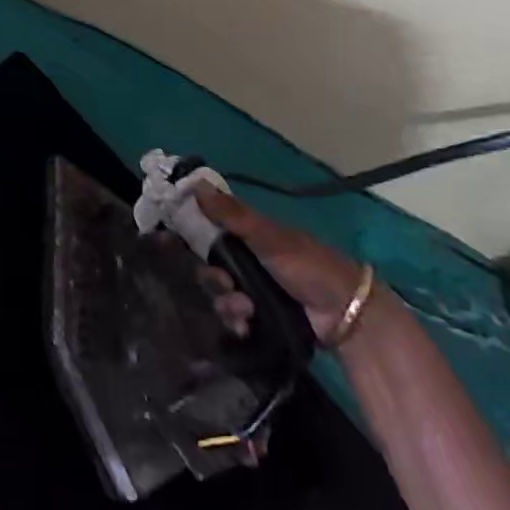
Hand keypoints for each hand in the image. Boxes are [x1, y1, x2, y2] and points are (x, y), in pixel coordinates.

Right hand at [194, 184, 366, 344]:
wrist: (345, 313)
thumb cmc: (308, 266)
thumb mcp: (269, 237)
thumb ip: (233, 214)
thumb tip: (196, 184)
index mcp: (247, 236)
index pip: (207, 228)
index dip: (186, 233)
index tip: (164, 239)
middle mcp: (245, 261)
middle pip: (207, 267)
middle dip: (212, 279)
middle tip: (226, 284)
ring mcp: (251, 290)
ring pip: (218, 295)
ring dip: (226, 303)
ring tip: (246, 311)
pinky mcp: (257, 317)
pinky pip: (231, 318)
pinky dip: (236, 322)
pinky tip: (247, 325)